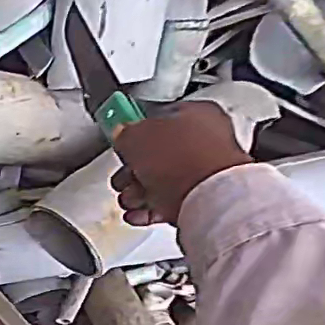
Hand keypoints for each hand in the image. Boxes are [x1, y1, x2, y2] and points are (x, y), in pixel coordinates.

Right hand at [111, 101, 253, 227]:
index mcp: (196, 114)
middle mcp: (204, 141)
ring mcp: (201, 172)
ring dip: (136, 192)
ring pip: (157, 181)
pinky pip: (164, 202)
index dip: (135, 132)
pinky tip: (137, 211)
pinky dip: (147, 208)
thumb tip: (121, 134)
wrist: (204, 195)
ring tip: (133, 196)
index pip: (159, 118)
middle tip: (126, 175)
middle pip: (154, 155)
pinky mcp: (197, 198)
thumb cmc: (181, 159)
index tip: (122, 141)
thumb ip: (125, 132)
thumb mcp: (137, 136)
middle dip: (132, 171)